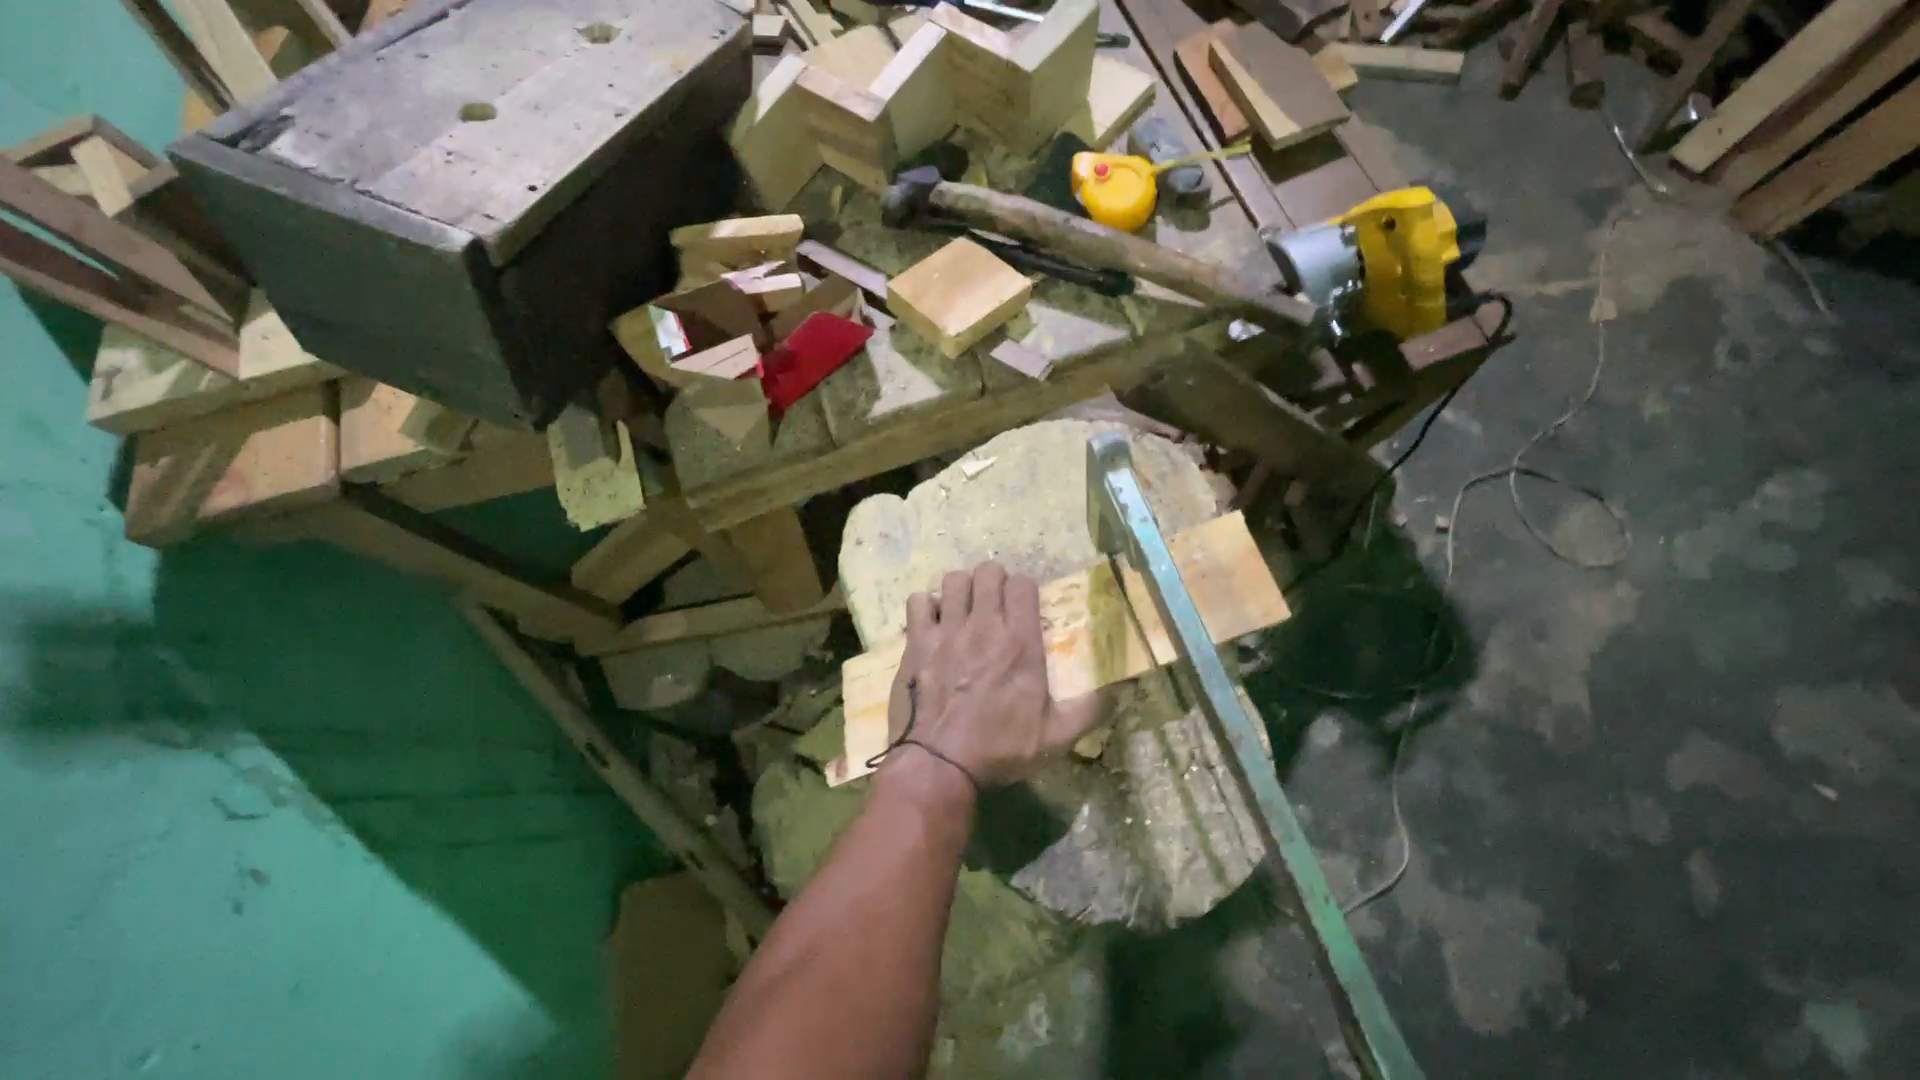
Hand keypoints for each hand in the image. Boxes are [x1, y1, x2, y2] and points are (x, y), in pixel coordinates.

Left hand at [883, 561, 1103, 787]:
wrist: (940, 765)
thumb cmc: (1000, 750)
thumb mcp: (1057, 737)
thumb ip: (1090, 709)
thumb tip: (1121, 690)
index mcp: (1020, 643)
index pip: (1022, 584)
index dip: (1024, 590)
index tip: (1023, 608)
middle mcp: (984, 626)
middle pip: (988, 572)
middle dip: (994, 582)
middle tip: (994, 605)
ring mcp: (947, 631)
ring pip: (954, 581)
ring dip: (961, 590)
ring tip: (964, 610)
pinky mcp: (916, 642)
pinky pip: (918, 601)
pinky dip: (926, 607)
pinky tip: (933, 624)